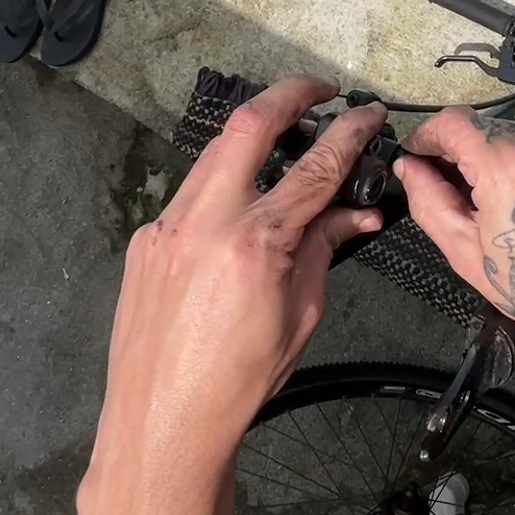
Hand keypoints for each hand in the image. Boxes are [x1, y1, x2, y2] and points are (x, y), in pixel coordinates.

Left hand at [77, 77, 384, 514]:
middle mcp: (204, 221)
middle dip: (291, 93)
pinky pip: (194, 192)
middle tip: (322, 90)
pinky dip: (227, 183)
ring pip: (216, 151)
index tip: (368, 113)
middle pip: (249, 125)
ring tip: (288, 141)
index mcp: (255, 243)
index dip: (350, 133)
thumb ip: (326, 246)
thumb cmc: (242, 378)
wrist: (161, 425)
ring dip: (256, 135)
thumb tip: (358, 213)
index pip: (316, 167)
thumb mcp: (302, 311)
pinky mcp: (146, 238)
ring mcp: (166, 225)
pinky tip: (244, 207)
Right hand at [395, 109, 514, 360]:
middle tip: (447, 187)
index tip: (416, 155)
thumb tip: (408, 166)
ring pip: (511, 133)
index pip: (452, 121)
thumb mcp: (465, 250)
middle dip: (458, 150)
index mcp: (506, 161)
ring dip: (490, 155)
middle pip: (483, 127)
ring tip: (488, 199)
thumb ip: (429, 199)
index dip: (427, 135)